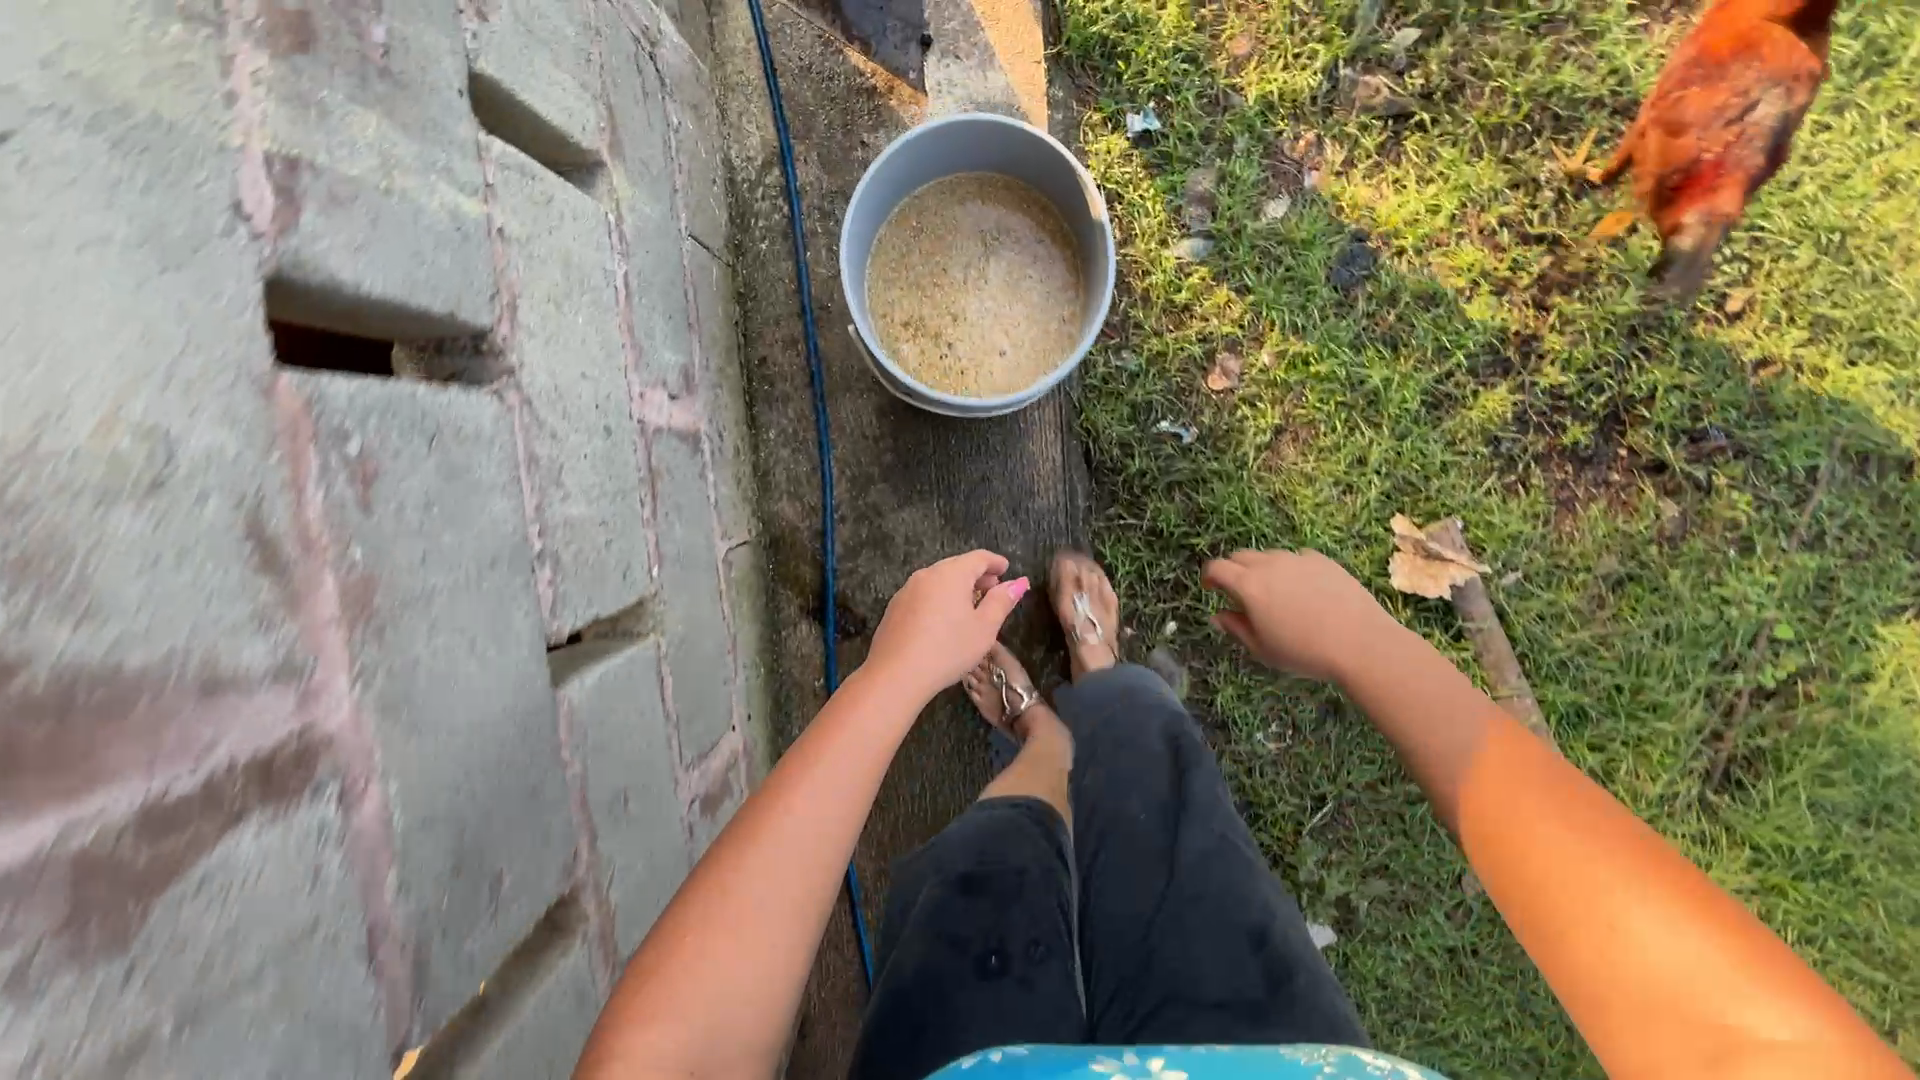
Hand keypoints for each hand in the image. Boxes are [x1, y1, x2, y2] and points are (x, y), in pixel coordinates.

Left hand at [865, 550, 1030, 702]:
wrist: (896, 674)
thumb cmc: (948, 650)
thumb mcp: (984, 628)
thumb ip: (1002, 602)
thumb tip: (1019, 582)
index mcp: (951, 574)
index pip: (978, 557)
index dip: (995, 561)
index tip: (1006, 568)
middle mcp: (927, 575)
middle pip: (956, 566)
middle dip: (977, 574)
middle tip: (992, 588)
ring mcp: (907, 590)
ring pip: (938, 580)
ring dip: (957, 586)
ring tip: (970, 604)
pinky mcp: (894, 607)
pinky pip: (923, 594)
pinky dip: (939, 597)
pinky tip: (943, 619)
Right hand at [1201, 549, 1400, 682]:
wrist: (1361, 643)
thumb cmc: (1304, 652)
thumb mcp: (1262, 649)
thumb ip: (1236, 628)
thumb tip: (1218, 615)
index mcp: (1248, 585)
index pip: (1217, 568)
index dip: (1209, 577)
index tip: (1211, 589)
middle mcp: (1269, 564)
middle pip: (1240, 556)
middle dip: (1233, 570)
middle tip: (1239, 593)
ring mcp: (1297, 559)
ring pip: (1269, 555)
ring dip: (1262, 569)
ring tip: (1274, 593)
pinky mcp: (1322, 560)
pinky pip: (1296, 558)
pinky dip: (1290, 569)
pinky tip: (1303, 590)